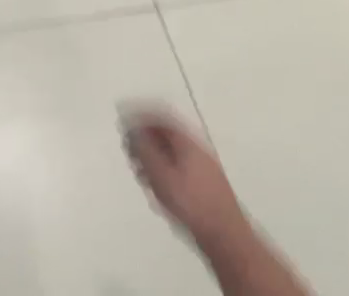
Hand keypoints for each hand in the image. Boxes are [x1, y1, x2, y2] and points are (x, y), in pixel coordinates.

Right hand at [120, 107, 249, 247]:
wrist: (225, 237)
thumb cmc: (190, 202)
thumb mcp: (160, 173)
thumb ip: (143, 148)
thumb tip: (130, 127)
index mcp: (187, 142)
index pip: (161, 116)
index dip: (140, 112)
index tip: (122, 115)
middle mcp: (197, 150)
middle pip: (167, 133)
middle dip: (145, 137)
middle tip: (128, 146)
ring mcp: (204, 168)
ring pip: (172, 152)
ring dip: (152, 155)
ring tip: (138, 169)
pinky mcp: (205, 186)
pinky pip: (178, 167)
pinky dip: (162, 169)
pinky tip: (155, 185)